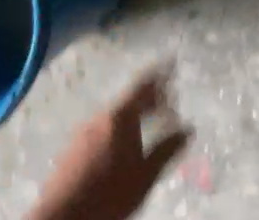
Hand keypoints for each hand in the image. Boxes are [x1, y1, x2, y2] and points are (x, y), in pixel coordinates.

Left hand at [28, 65, 191, 219]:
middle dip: (150, 97)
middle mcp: (99, 118)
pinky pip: (102, 127)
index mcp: (120, 117)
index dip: (161, 73)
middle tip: (168, 101)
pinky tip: (123, 143)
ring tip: (148, 123)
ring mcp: (81, 134)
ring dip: (134, 114)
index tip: (173, 63)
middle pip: (129, 99)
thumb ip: (167, 149)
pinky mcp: (70, 150)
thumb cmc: (108, 195)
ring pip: (114, 114)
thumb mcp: (145, 175)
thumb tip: (188, 129)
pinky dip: (118, 126)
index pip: (144, 85)